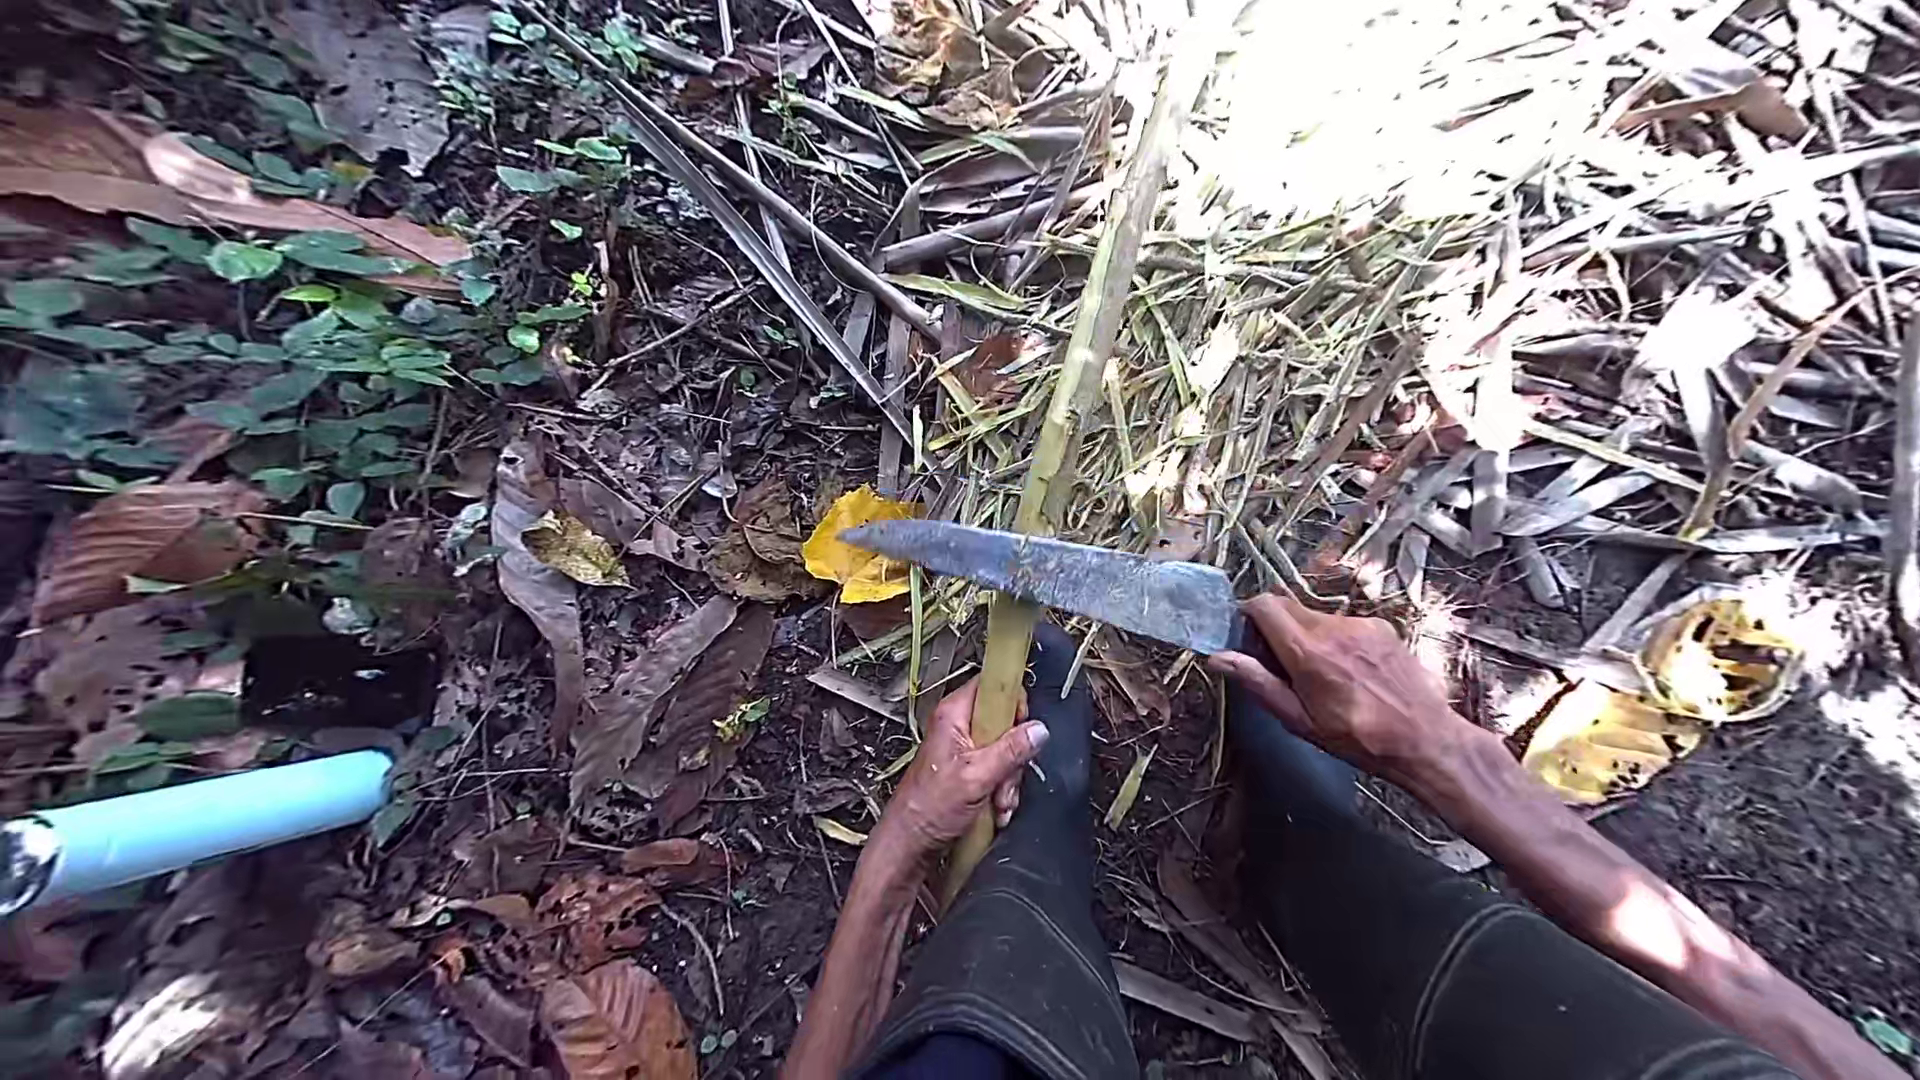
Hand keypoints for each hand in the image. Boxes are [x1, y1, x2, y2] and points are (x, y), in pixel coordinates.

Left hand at [872, 677, 1049, 864]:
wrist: (911, 842)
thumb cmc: (926, 809)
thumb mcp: (977, 777)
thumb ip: (1011, 751)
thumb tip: (1038, 730)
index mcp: (954, 714)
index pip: (992, 684)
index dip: (1012, 701)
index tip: (1021, 724)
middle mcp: (959, 725)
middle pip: (1005, 720)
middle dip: (1014, 754)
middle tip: (1005, 776)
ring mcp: (964, 747)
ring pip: (1006, 748)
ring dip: (1009, 778)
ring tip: (997, 798)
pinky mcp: (969, 768)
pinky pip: (999, 768)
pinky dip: (1002, 789)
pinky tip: (995, 806)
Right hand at [1206, 592, 1473, 785]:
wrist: (1429, 742)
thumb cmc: (1359, 739)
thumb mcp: (1299, 719)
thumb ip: (1257, 682)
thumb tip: (1218, 658)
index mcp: (1308, 653)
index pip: (1264, 605)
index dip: (1248, 614)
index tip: (1246, 636)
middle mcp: (1333, 629)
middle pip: (1285, 605)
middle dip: (1273, 625)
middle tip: (1277, 659)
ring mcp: (1361, 625)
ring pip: (1313, 614)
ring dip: (1304, 633)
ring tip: (1318, 671)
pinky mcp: (1381, 627)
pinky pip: (1341, 622)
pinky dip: (1332, 637)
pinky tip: (1347, 668)